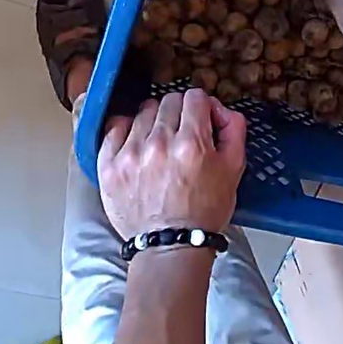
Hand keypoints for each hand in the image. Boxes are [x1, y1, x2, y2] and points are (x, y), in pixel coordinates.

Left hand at [97, 88, 245, 238]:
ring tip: (160, 144)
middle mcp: (159, 144)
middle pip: (169, 101)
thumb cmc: (203, 210)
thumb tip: (219, 109)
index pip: (194, 97)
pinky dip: (127, 131)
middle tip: (183, 134)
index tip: (202, 119)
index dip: (202, 106)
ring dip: (155, 122)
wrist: (170, 246)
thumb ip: (233, 129)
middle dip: (180, 113)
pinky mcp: (109, 166)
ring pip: (144, 112)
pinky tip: (137, 145)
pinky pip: (115, 128)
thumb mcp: (234, 169)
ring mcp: (130, 154)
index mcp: (191, 143)